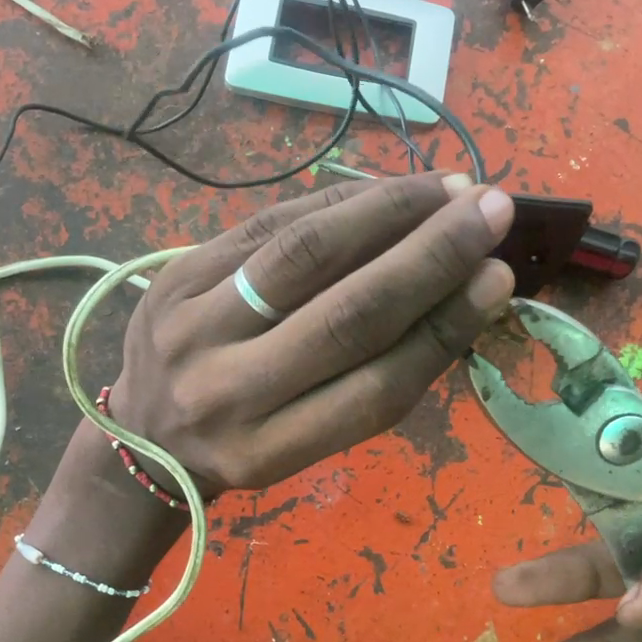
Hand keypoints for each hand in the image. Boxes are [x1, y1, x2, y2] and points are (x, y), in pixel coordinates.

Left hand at [105, 172, 516, 497]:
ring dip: (385, 212)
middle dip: (428, 257)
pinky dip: (332, 204)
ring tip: (446, 188)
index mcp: (266, 452)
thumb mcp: (302, 443)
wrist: (143, 436)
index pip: (372, 388)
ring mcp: (191, 328)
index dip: (443, 330)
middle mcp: (225, 391)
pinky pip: (265, 226)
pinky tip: (382, 191)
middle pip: (344, 314)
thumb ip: (371, 383)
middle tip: (492, 210)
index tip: (498, 280)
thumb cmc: (242, 445)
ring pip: (302, 253)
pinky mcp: (172, 278)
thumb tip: (463, 291)